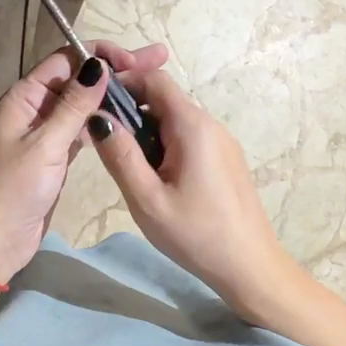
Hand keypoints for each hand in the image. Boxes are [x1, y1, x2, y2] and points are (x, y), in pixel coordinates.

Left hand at [0, 41, 168, 282]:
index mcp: (24, 98)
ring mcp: (46, 133)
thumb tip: (98, 64)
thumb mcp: (46, 144)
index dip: (100, 55)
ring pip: (84, 103)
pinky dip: (105, 121)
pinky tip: (132, 120)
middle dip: (116, 69)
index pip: (66, 60)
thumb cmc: (13, 190)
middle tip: (159, 61)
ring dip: (114, 94)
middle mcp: (35, 108)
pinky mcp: (56, 156)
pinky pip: (83, 128)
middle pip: (79, 78)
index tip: (135, 61)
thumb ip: (74, 105)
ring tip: (152, 87)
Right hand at [88, 64, 295, 318]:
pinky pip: (190, 139)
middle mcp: (211, 125)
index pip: (155, 79)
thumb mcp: (146, 198)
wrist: (249, 267)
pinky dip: (166, 147)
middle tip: (106, 145)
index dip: (123, 83)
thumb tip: (96, 116)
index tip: (95, 105)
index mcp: (192, 126)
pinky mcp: (226, 161)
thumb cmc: (195, 234)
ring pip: (176, 122)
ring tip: (129, 169)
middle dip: (132, 113)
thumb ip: (119, 154)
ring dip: (148, 134)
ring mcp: (223, 143)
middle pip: (165, 99)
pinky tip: (157, 182)